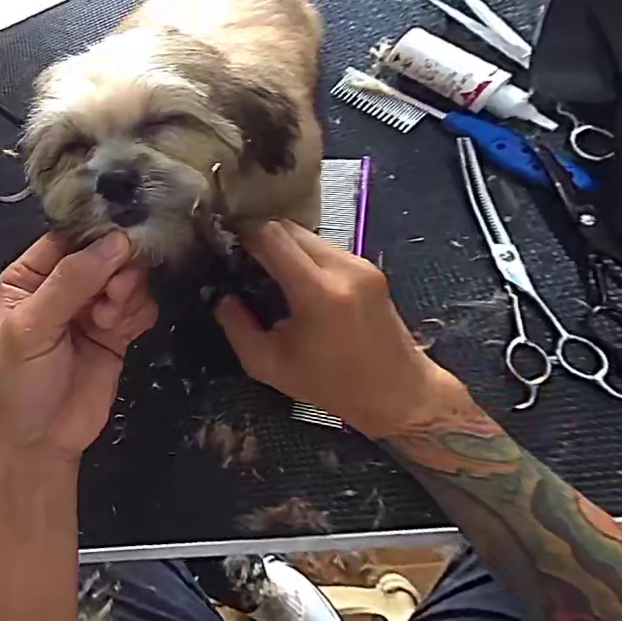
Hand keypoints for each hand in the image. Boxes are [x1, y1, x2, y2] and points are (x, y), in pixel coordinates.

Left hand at [0, 231, 158, 459]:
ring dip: (127, 293)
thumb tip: (117, 242)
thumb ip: (71, 282)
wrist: (37, 445)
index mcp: (30, 276)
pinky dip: (138, 312)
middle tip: (114, 294)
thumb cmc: (15, 385)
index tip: (122, 241)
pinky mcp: (117, 332)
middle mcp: (63, 287)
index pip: (69, 238)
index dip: (97, 236)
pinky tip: (121, 331)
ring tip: (108, 320)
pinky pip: (141, 306)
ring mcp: (92, 309)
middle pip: (106, 254)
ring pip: (128, 277)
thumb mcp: (30, 329)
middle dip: (116, 269)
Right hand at [214, 221, 456, 437]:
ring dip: (284, 246)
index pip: (271, 236)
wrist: (399, 393)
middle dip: (261, 238)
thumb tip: (222, 297)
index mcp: (317, 292)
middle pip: (288, 227)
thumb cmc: (332, 386)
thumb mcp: (270, 365)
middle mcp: (342, 268)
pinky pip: (325, 248)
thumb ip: (237, 327)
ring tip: (269, 274)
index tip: (228, 249)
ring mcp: (360, 264)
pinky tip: (297, 283)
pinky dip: (304, 256)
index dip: (244, 235)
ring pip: (308, 234)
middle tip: (244, 261)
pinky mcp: (369, 268)